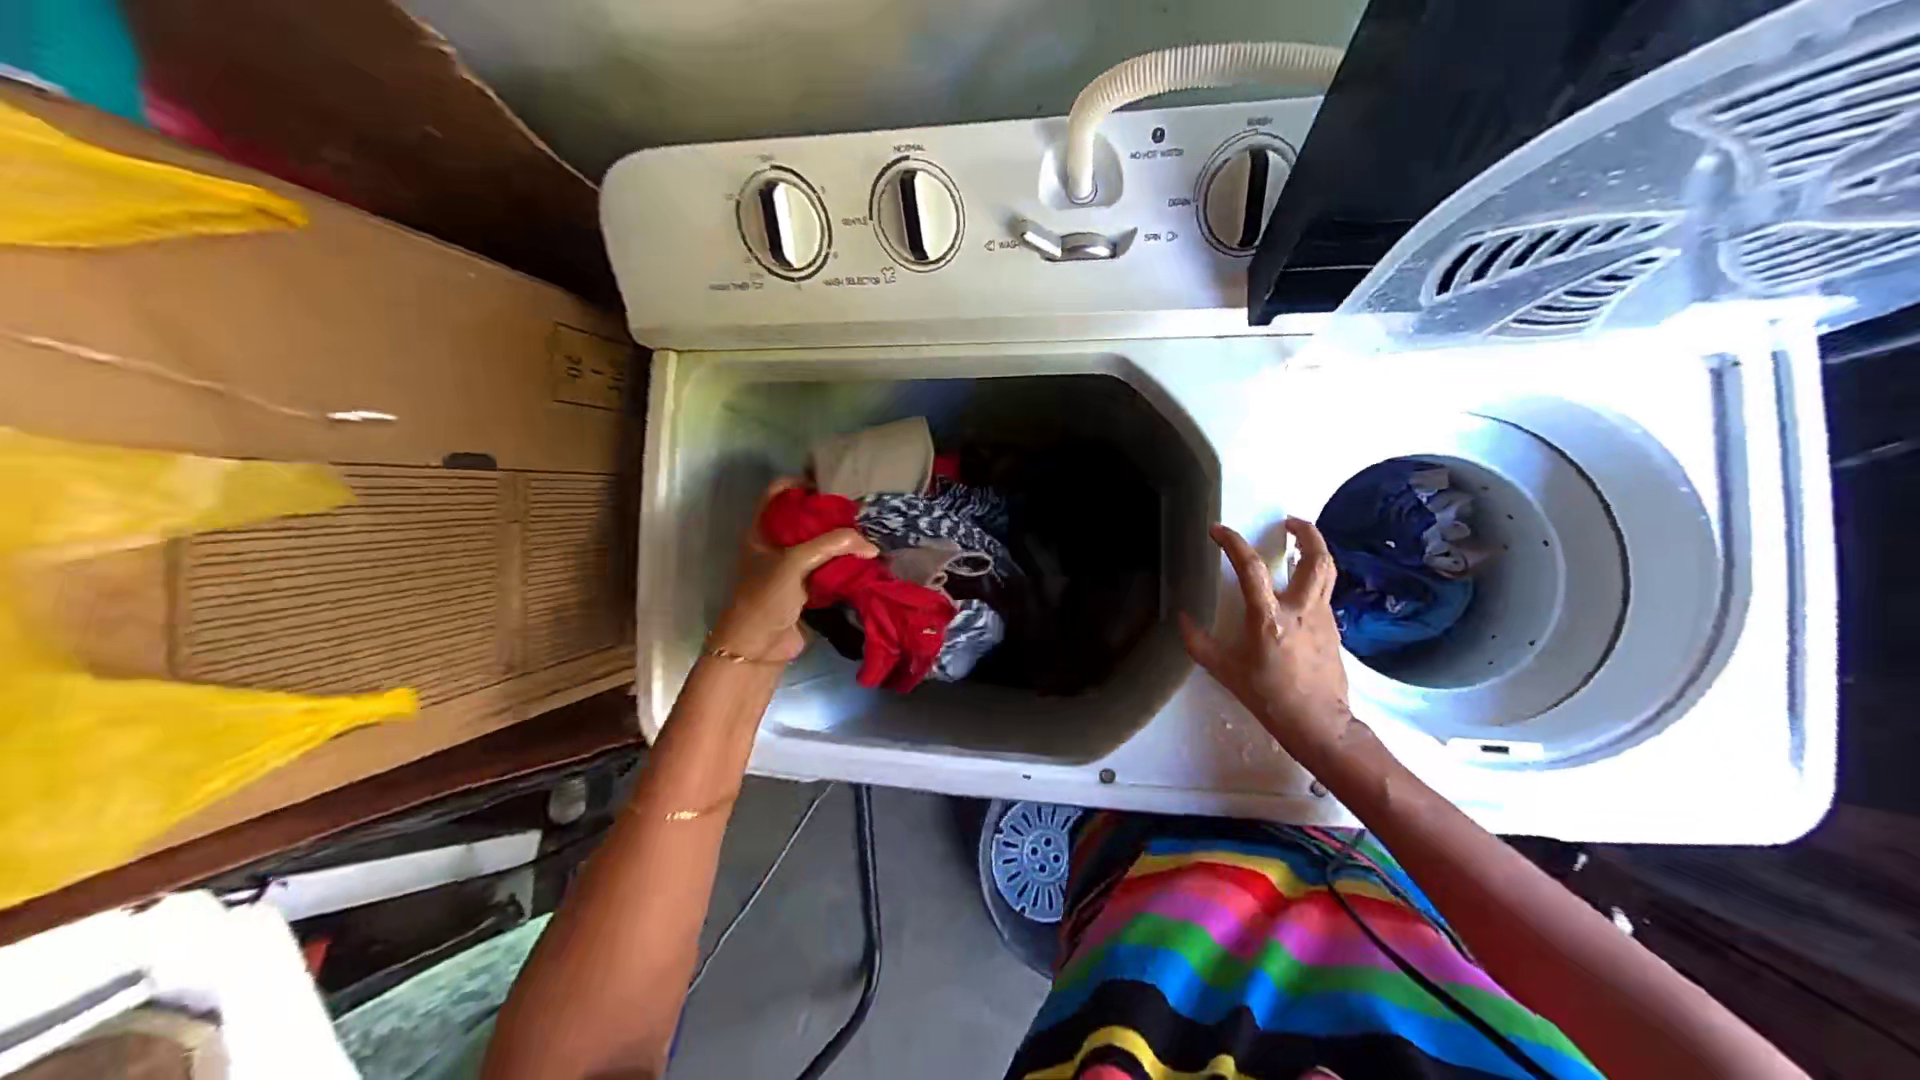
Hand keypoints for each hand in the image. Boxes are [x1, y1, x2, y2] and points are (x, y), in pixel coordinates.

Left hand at [709, 480, 877, 663]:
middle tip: (860, 512)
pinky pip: (831, 570)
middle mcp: (777, 544)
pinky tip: (867, 562)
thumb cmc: (766, 597)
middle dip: (832, 515)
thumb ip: (832, 545)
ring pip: (822, 545)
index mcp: (763, 529)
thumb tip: (870, 546)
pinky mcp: (808, 588)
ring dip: (843, 542)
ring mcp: (792, 567)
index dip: (802, 483)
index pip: (780, 491)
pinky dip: (847, 566)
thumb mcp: (795, 562)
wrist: (758, 648)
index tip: (831, 486)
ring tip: (870, 534)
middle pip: (806, 518)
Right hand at [1180, 520, 1355, 761]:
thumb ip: (1198, 642)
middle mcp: (1301, 609)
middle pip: (1316, 559)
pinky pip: (1325, 592)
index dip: (1232, 543)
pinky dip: (1314, 578)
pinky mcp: (1335, 628)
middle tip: (1290, 522)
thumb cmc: (1267, 696)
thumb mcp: (1224, 670)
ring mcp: (1323, 617)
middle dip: (1306, 533)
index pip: (1251, 568)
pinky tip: (1300, 585)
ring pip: (1328, 571)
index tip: (1218, 530)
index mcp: (1268, 618)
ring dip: (1316, 550)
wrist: (1317, 723)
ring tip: (1301, 542)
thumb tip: (1184, 619)